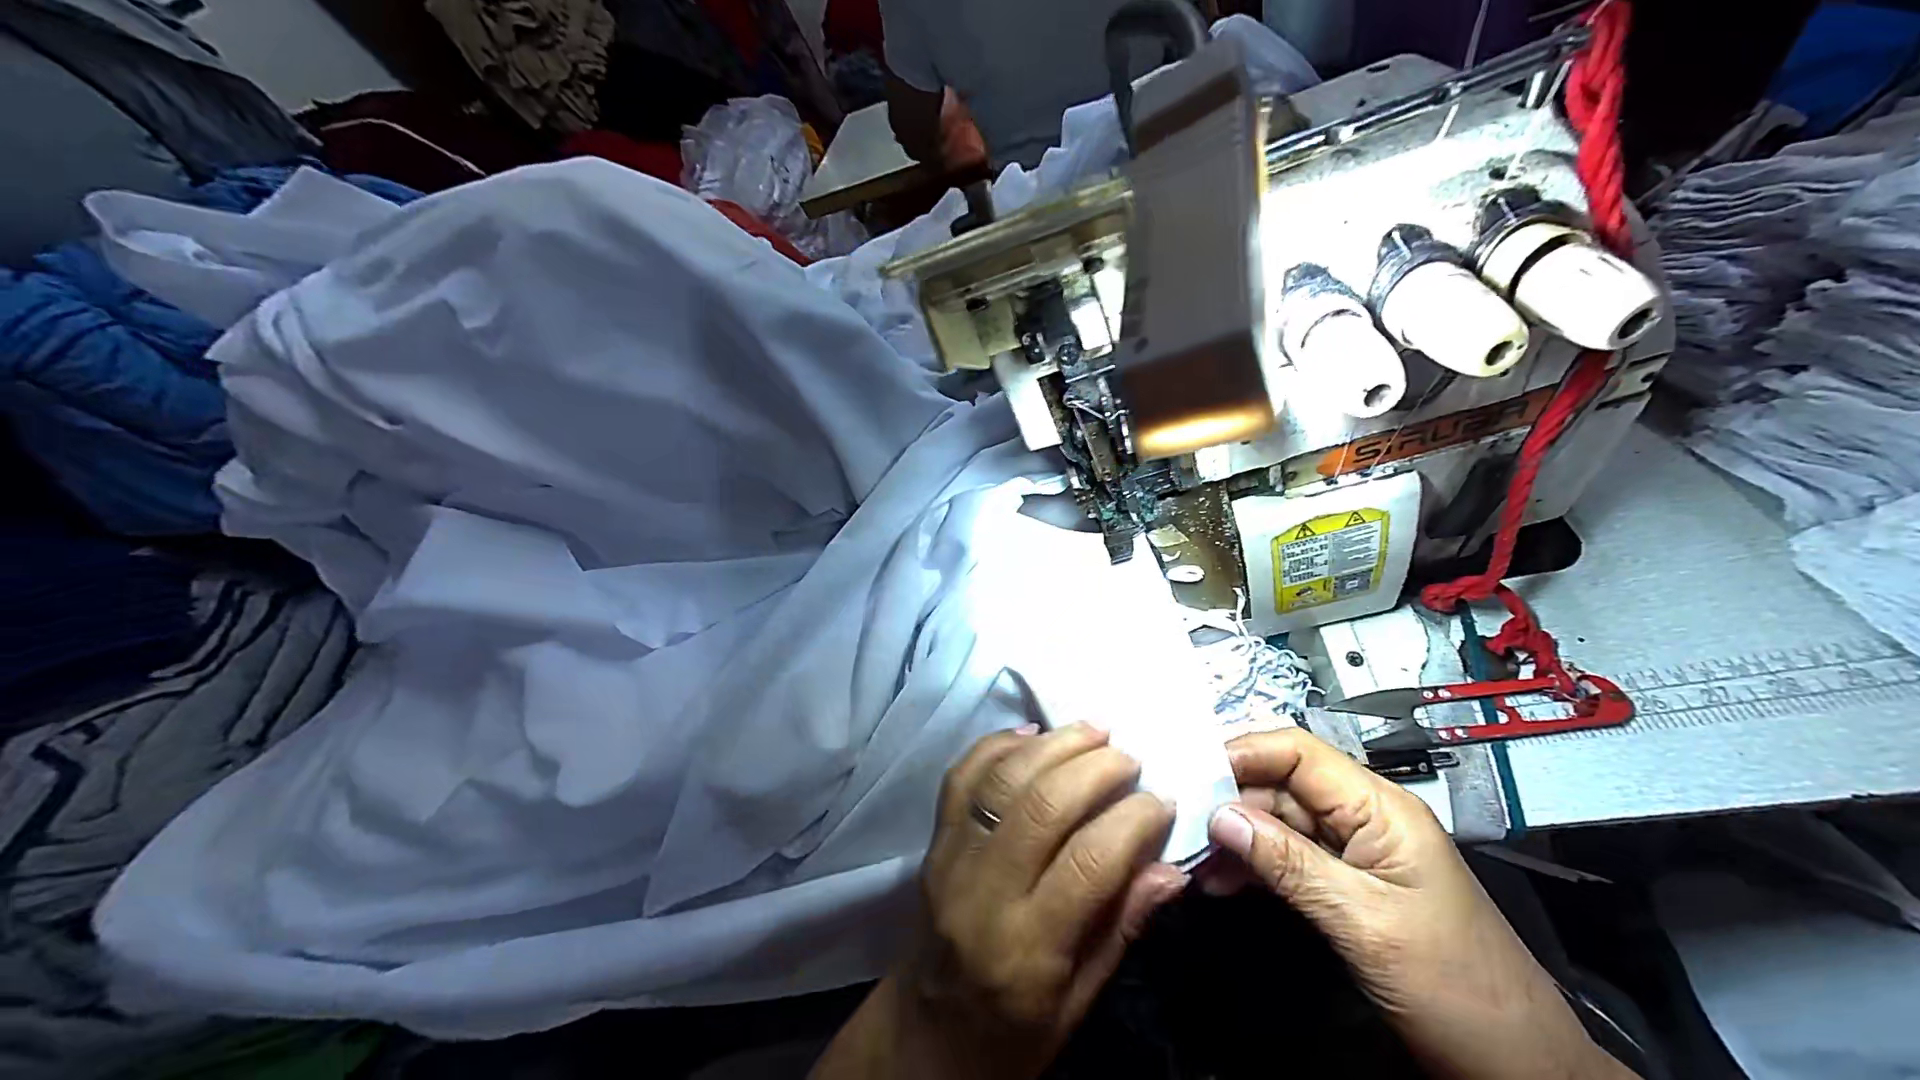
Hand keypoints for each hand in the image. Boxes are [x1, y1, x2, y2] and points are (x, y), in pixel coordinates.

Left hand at [812, 724, 1183, 1079]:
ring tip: (1093, 731)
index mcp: (1027, 946)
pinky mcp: (933, 840)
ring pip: (1001, 780)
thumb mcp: (1079, 1003)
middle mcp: (983, 892)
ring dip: (1051, 746)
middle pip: (1041, 807)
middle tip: (1130, 757)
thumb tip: (1172, 868)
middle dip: (1093, 770)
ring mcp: (950, 858)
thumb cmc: (1013, 1030)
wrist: (926, 1032)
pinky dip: (997, 746)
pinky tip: (1032, 733)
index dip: (1131, 821)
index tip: (1162, 800)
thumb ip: (1122, 928)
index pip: (1087, 862)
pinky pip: (962, 777)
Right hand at [1202, 728, 1635, 1079]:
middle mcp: (1362, 818)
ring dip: (1234, 838)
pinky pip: (1285, 859)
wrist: (1522, 1068)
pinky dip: (1252, 866)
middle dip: (1228, 800)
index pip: (1298, 752)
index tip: (1190, 773)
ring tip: (1192, 859)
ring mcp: (1352, 852)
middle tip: (1178, 825)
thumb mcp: (1366, 922)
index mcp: (1380, 808)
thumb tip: (1219, 815)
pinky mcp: (1344, 885)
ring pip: (1276, 822)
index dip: (1242, 752)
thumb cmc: (1457, 989)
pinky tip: (1221, 881)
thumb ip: (1289, 864)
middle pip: (1280, 785)